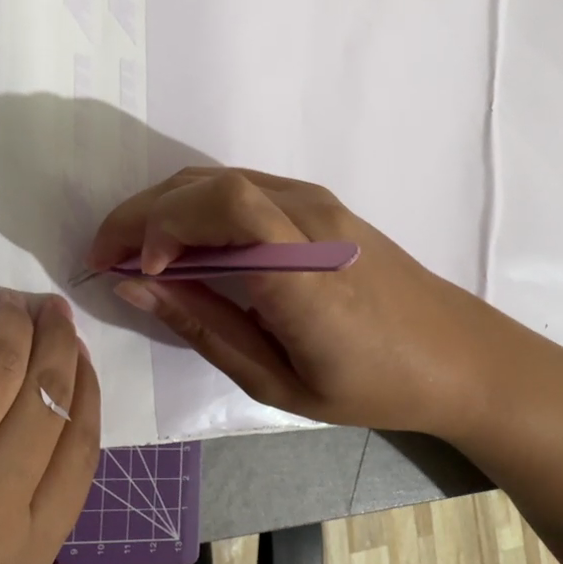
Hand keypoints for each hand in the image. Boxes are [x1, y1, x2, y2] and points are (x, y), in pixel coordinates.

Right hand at [89, 168, 508, 437]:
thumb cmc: (370, 386)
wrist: (458, 356)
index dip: (165, 225)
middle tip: (104, 253)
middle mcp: (310, 221)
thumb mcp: (277, 383)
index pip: (225, 210)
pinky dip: (192, 204)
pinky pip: (238, 186)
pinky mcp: (316, 198)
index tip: (134, 269)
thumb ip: (201, 326)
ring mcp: (316, 201)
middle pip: (209, 185)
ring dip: (163, 205)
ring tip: (130, 247)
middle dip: (143, 212)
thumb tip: (134, 285)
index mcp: (306, 275)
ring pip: (217, 177)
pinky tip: (177, 239)